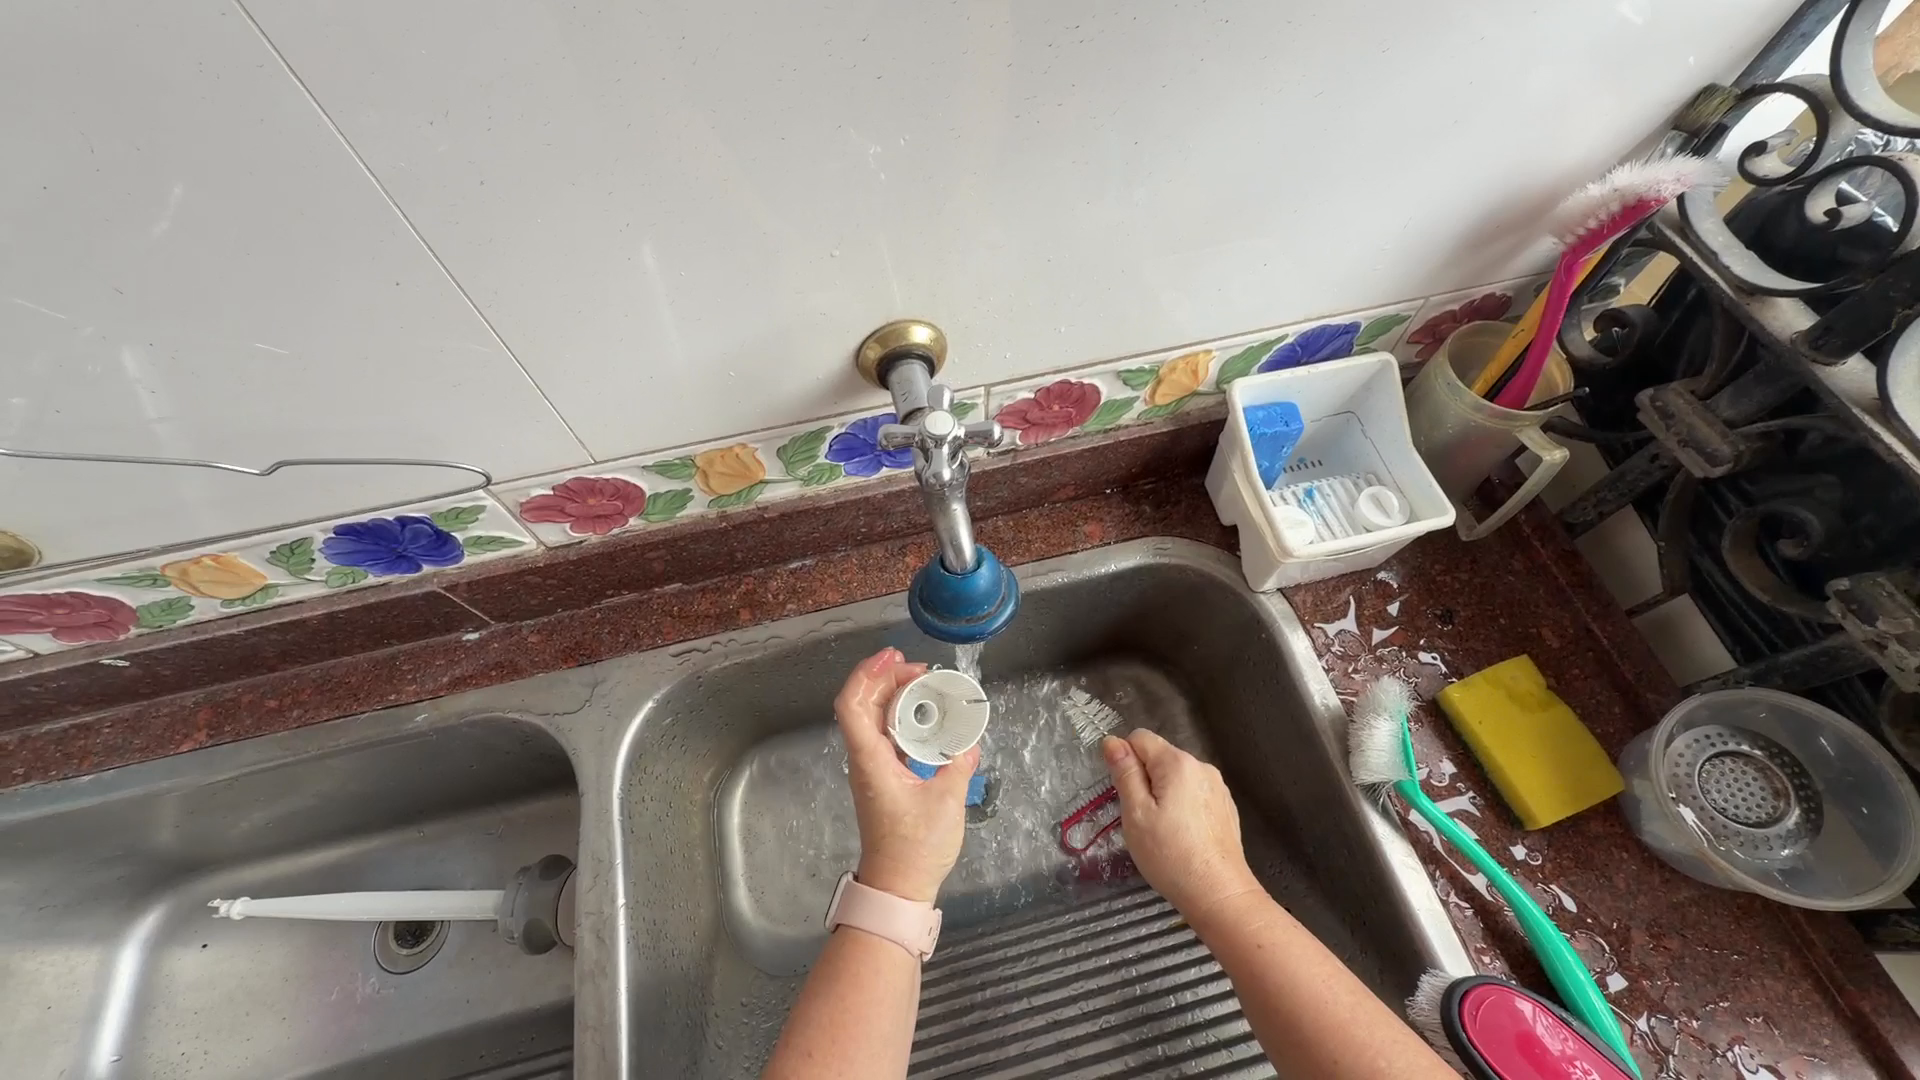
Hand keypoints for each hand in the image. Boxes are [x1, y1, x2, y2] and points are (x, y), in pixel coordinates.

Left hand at [836, 648, 980, 902]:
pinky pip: (886, 735)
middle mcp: (865, 759)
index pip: (852, 705)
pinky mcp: (883, 778)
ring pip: (874, 718)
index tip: (896, 659)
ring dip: (894, 695)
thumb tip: (969, 741)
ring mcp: (872, 768)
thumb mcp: (946, 801)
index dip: (868, 674)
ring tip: (925, 683)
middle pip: (863, 704)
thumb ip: (958, 764)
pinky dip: (902, 717)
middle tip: (921, 668)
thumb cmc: (916, 847)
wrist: (898, 888)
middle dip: (887, 678)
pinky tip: (926, 716)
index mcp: (871, 760)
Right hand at [1102, 730, 1261, 920]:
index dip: (1124, 760)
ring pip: (1176, 777)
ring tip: (1162, 829)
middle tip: (1141, 817)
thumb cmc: (1170, 855)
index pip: (1140, 738)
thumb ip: (1124, 772)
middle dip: (1144, 779)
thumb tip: (1112, 741)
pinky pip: (1193, 793)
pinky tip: (1183, 835)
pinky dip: (1182, 806)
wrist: (1219, 894)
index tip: (1125, 793)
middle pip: (1159, 757)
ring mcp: (1217, 787)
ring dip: (1163, 793)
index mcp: (1177, 763)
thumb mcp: (1135, 813)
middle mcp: (1201, 767)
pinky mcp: (1225, 807)